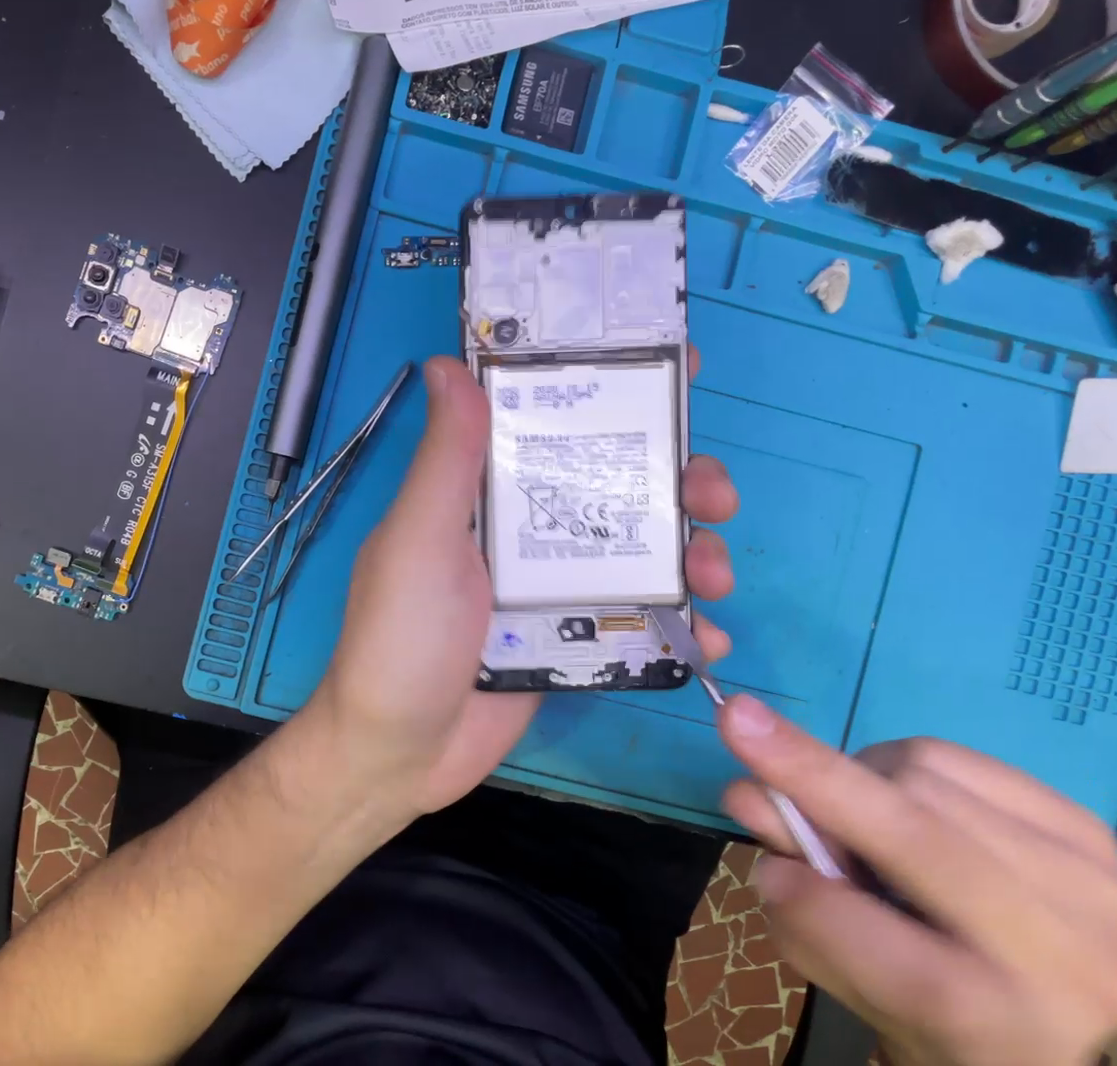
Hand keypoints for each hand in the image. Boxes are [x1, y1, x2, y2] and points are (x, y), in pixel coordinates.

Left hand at [309, 353, 738, 816]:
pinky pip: (636, 619)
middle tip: (713, 494)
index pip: (549, 422)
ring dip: (691, 552)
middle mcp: (520, 532)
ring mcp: (549, 588)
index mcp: (481, 494)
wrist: (401, 755)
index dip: (609, 391)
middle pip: (613, 485)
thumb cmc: (402, 640)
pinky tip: (707, 638)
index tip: (675, 367)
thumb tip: (448, 362)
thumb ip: (445, 460)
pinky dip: (679, 624)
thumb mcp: (418, 540)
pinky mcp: (570, 641)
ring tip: (715, 575)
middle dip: (675, 480)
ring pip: (637, 550)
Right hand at [718, 696, 1116, 1065]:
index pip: (880, 948)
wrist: (1049, 1016)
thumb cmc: (921, 1009)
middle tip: (736, 720)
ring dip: (860, 780)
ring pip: (929, 778)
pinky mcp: (1098, 837)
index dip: (800, 893)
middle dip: (813, 774)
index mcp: (998, 1029)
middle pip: (917, 839)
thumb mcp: (845, 976)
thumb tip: (750, 793)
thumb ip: (794, 898)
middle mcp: (1069, 964)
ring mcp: (1095, 894)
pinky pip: (962, 758)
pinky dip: (903, 765)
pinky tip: (902, 800)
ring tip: (853, 815)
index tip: (737, 841)